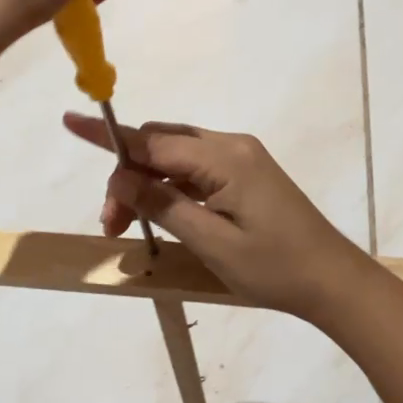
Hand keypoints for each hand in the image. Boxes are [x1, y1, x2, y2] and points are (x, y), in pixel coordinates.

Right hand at [63, 114, 377, 322]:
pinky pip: (196, 169)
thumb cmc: (274, 267)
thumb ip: (163, 205)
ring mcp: (242, 158)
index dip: (109, 136)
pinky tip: (160, 215)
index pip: (153, 140)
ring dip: (147, 184)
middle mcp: (232, 146)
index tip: (70, 122)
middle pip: (161, 144)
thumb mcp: (211, 243)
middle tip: (112, 225)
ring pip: (176, 157)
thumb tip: (121, 177)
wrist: (332, 281)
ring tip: (128, 227)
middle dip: (128, 175)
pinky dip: (170, 188)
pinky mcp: (247, 174)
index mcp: (224, 158)